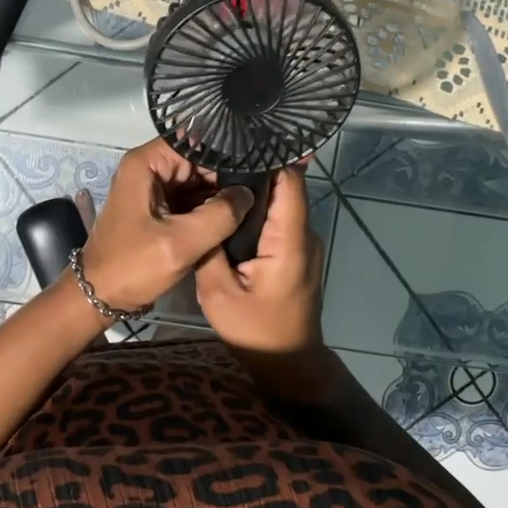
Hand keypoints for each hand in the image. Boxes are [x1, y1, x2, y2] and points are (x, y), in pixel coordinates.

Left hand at [75, 139, 253, 311]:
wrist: (99, 296)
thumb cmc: (133, 267)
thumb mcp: (180, 243)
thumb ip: (219, 215)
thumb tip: (248, 193)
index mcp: (145, 164)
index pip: (194, 140)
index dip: (225, 151)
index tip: (256, 166)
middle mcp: (148, 168)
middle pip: (197, 160)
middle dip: (226, 175)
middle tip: (260, 190)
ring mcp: (152, 189)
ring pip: (197, 181)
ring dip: (220, 193)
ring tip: (254, 201)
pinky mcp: (159, 209)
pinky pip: (190, 199)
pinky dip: (209, 207)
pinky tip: (236, 216)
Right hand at [194, 166, 323, 352]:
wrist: (288, 364)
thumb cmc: (255, 331)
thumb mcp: (218, 293)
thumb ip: (209, 249)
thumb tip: (203, 212)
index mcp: (290, 241)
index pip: (289, 182)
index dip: (268, 157)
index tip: (234, 143)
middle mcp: (305, 235)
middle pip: (284, 187)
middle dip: (252, 171)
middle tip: (211, 160)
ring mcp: (304, 244)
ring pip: (280, 204)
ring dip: (252, 193)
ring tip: (213, 181)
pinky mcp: (297, 253)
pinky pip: (279, 221)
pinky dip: (256, 213)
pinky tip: (227, 211)